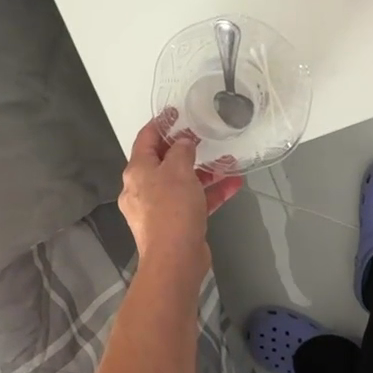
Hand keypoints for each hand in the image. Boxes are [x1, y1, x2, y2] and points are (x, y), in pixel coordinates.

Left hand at [118, 113, 245, 269]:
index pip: (146, 139)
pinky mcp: (176, 224)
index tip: (176, 113)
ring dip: (205, 172)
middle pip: (165, 162)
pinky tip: (234, 185)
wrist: (174, 259)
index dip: (160, 124)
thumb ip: (182, 150)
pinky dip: (211, 193)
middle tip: (206, 137)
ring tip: (229, 161)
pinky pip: (194, 202)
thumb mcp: (178, 171)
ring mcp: (159, 208)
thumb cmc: (172, 209)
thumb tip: (184, 142)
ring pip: (183, 183)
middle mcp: (143, 189)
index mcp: (137, 172)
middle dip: (188, 150)